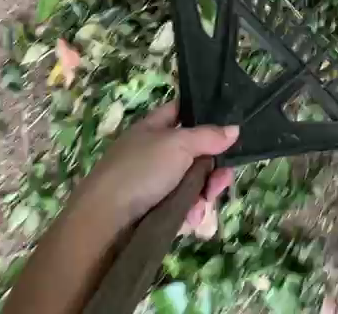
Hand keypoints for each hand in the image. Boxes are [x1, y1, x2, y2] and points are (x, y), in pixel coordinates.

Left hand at [73, 101, 238, 232]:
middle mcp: (154, 153)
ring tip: (206, 203)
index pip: (183, 111)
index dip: (205, 115)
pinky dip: (191, 211)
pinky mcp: (153, 212)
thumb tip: (235, 129)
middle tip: (222, 178)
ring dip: (205, 192)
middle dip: (213, 165)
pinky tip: (193, 219)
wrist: (102, 225)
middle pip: (195, 152)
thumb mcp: (178, 144)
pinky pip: (182, 206)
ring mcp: (153, 184)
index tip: (229, 126)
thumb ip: (209, 136)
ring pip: (192, 181)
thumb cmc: (140, 171)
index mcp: (153, 128)